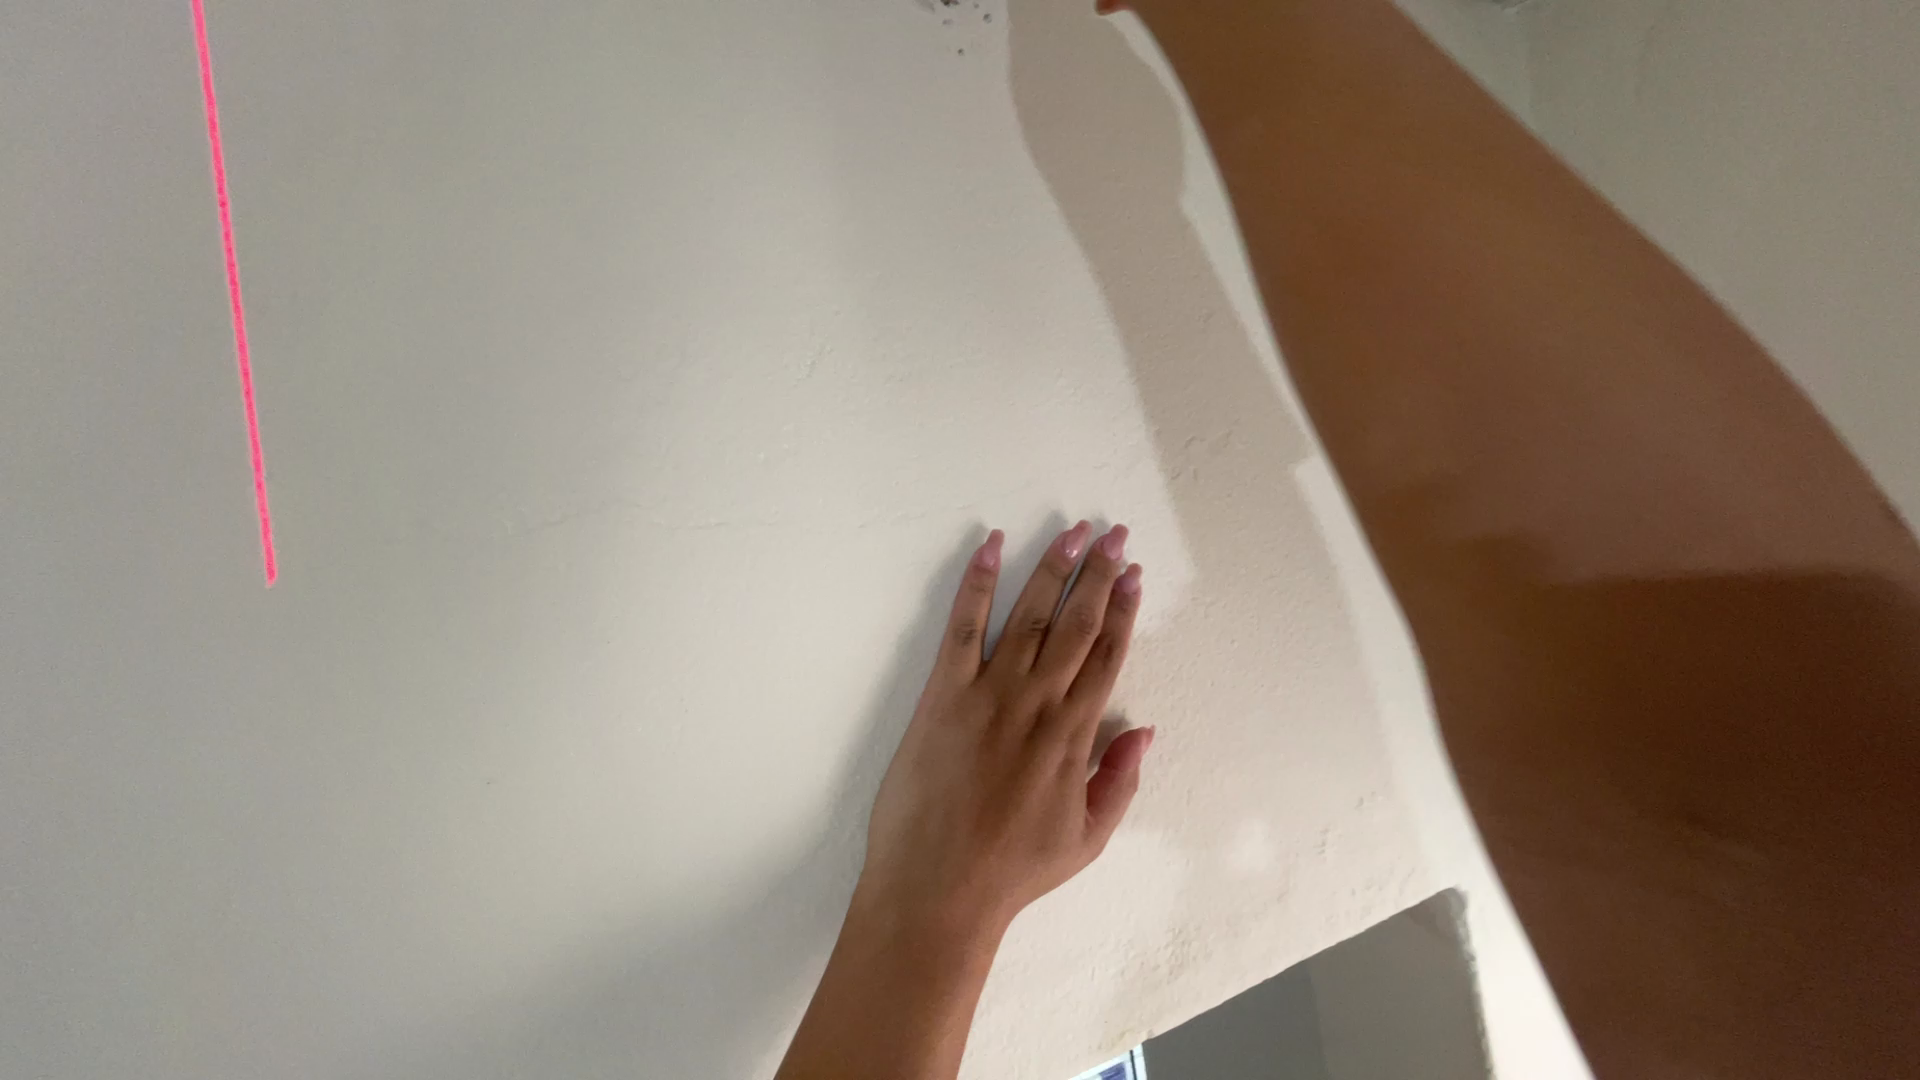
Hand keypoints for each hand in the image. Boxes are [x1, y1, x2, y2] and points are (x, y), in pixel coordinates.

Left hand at [853, 523, 1153, 943]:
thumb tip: (1146, 729)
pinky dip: (977, 584)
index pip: (1107, 656)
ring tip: (1073, 531)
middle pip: (1077, 625)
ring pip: (1030, 616)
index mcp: (1074, 735)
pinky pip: (963, 627)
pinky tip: (992, 547)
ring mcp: (989, 693)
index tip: (1134, 573)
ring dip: (1053, 569)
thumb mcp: (1086, 839)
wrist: (938, 889)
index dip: (1124, 611)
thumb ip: (1120, 780)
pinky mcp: (943, 694)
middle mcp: (1038, 703)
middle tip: (1114, 533)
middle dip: (1099, 575)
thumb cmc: (1012, 869)